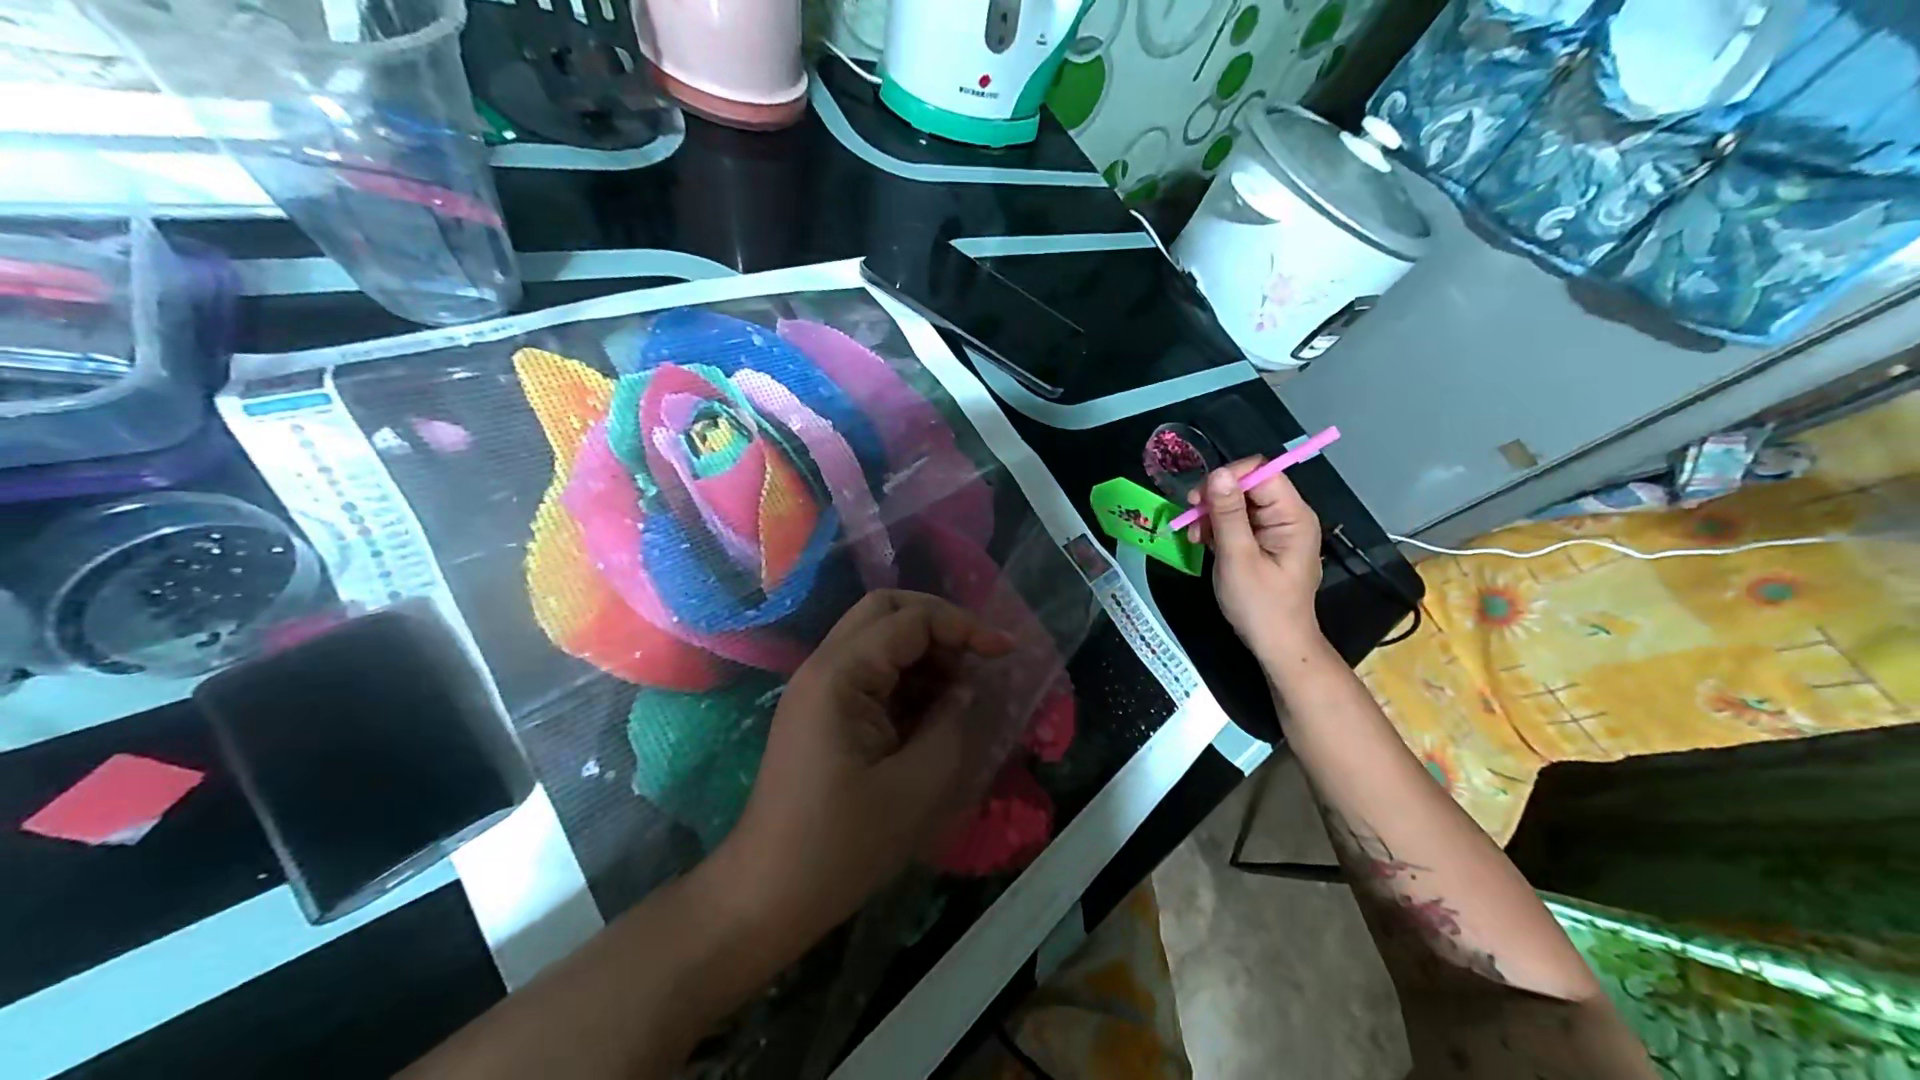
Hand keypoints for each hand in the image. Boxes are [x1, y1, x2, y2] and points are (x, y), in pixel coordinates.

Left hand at [712, 590, 1013, 940]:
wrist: (768, 893)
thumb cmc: (843, 844)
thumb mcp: (917, 785)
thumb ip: (951, 722)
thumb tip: (965, 688)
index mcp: (840, 675)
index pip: (909, 619)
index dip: (964, 626)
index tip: (1006, 651)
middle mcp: (824, 667)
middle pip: (886, 611)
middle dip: (940, 624)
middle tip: (980, 657)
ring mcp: (818, 689)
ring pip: (878, 638)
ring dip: (925, 650)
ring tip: (966, 688)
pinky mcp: (822, 712)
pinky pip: (870, 672)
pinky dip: (908, 677)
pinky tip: (936, 708)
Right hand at [1187, 459, 1325, 661]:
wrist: (1277, 645)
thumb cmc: (1260, 605)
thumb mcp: (1238, 558)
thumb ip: (1228, 514)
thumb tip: (1218, 473)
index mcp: (1293, 516)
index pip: (1262, 473)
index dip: (1228, 478)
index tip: (1198, 499)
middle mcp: (1288, 517)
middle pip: (1248, 486)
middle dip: (1216, 498)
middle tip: (1191, 519)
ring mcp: (1276, 530)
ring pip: (1239, 503)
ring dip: (1212, 515)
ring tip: (1195, 537)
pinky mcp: (1263, 543)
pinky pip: (1238, 522)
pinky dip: (1218, 528)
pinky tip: (1203, 543)